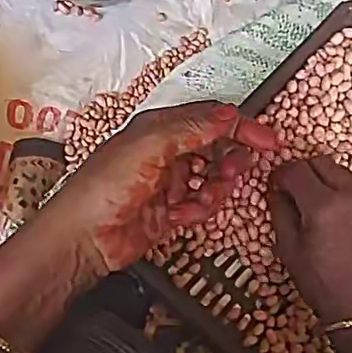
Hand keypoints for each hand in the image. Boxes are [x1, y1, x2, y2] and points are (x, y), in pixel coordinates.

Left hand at [42, 102, 280, 273]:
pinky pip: (200, 205)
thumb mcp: (149, 147)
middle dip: (230, 159)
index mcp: (159, 128)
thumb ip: (191, 128)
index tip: (268, 141)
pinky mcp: (169, 211)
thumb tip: (227, 114)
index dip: (241, 127)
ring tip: (204, 199)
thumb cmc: (104, 187)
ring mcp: (168, 183)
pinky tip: (183, 215)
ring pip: (212, 178)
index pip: (210, 119)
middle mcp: (166, 152)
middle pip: (216, 148)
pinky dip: (199, 210)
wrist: (84, 237)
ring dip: (216, 188)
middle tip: (235, 171)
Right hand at [267, 156, 351, 323]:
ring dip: (322, 178)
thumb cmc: (318, 280)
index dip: (280, 174)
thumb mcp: (288, 247)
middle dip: (302, 170)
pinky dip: (338, 192)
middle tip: (290, 188)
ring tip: (310, 201)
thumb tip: (276, 190)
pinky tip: (330, 214)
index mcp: (322, 206)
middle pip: (321, 162)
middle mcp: (348, 197)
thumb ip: (280, 211)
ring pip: (340, 172)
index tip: (274, 184)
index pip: (296, 170)